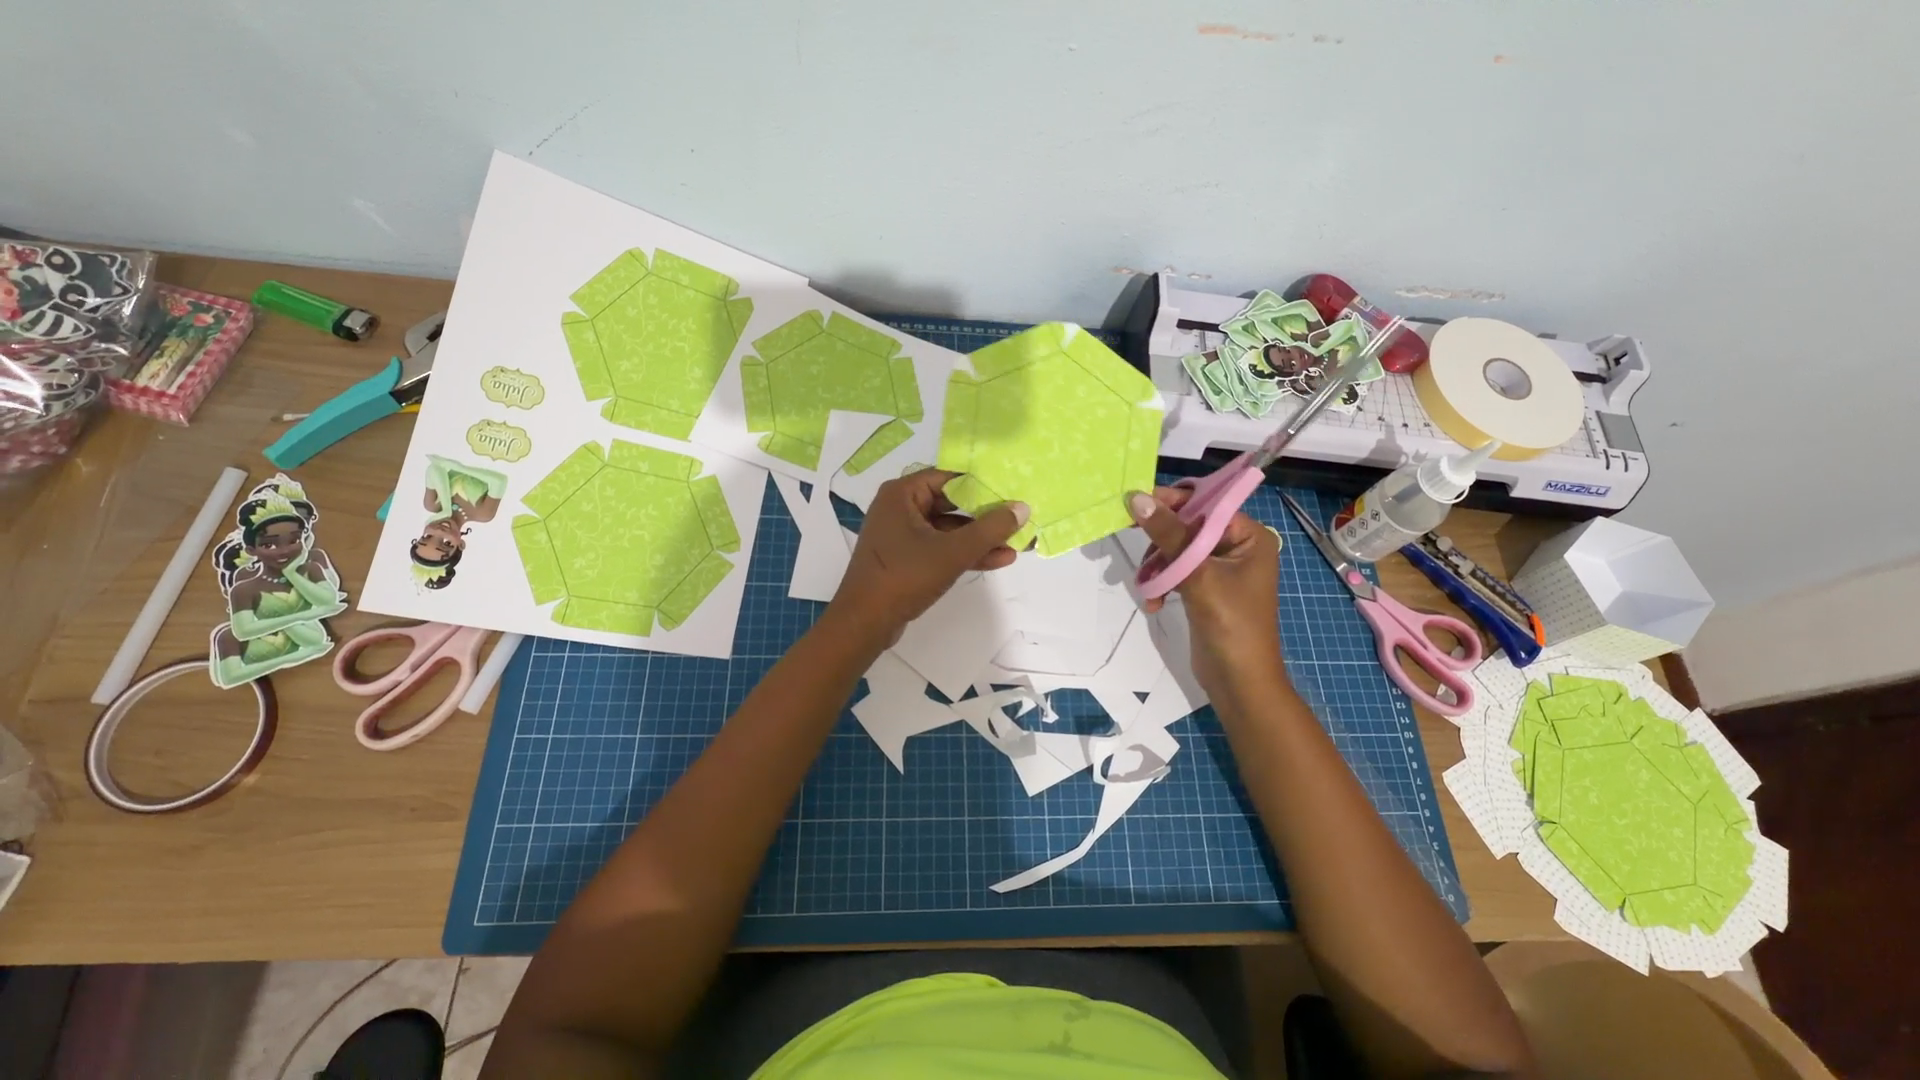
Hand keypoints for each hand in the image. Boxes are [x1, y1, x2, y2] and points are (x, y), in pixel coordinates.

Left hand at [829, 468, 1027, 641]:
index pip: (950, 477)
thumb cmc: (905, 577)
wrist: (865, 622)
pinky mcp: (905, 557)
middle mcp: (899, 507)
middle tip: (1019, 518)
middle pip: (951, 502)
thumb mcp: (953, 551)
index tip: (1012, 491)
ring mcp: (901, 534)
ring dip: (979, 538)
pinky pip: (940, 547)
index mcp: (902, 494)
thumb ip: (990, 529)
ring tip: (1016, 544)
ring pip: (948, 528)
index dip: (983, 484)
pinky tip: (997, 560)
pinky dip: (964, 553)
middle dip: (985, 515)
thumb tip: (1022, 508)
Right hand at [1128, 488, 1282, 678]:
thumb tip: (1138, 498)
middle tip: (1131, 542)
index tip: (1136, 503)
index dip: (1172, 501)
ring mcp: (1220, 569)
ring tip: (1146, 589)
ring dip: (1157, 567)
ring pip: (1176, 550)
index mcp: (1249, 536)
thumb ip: (1168, 535)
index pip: (1207, 504)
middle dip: (1160, 541)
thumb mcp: (1198, 575)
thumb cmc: (1231, 624)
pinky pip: (1176, 572)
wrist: (1239, 682)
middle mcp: (1237, 547)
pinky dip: (1162, 583)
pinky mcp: (1204, 589)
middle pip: (1188, 526)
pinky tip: (1153, 602)